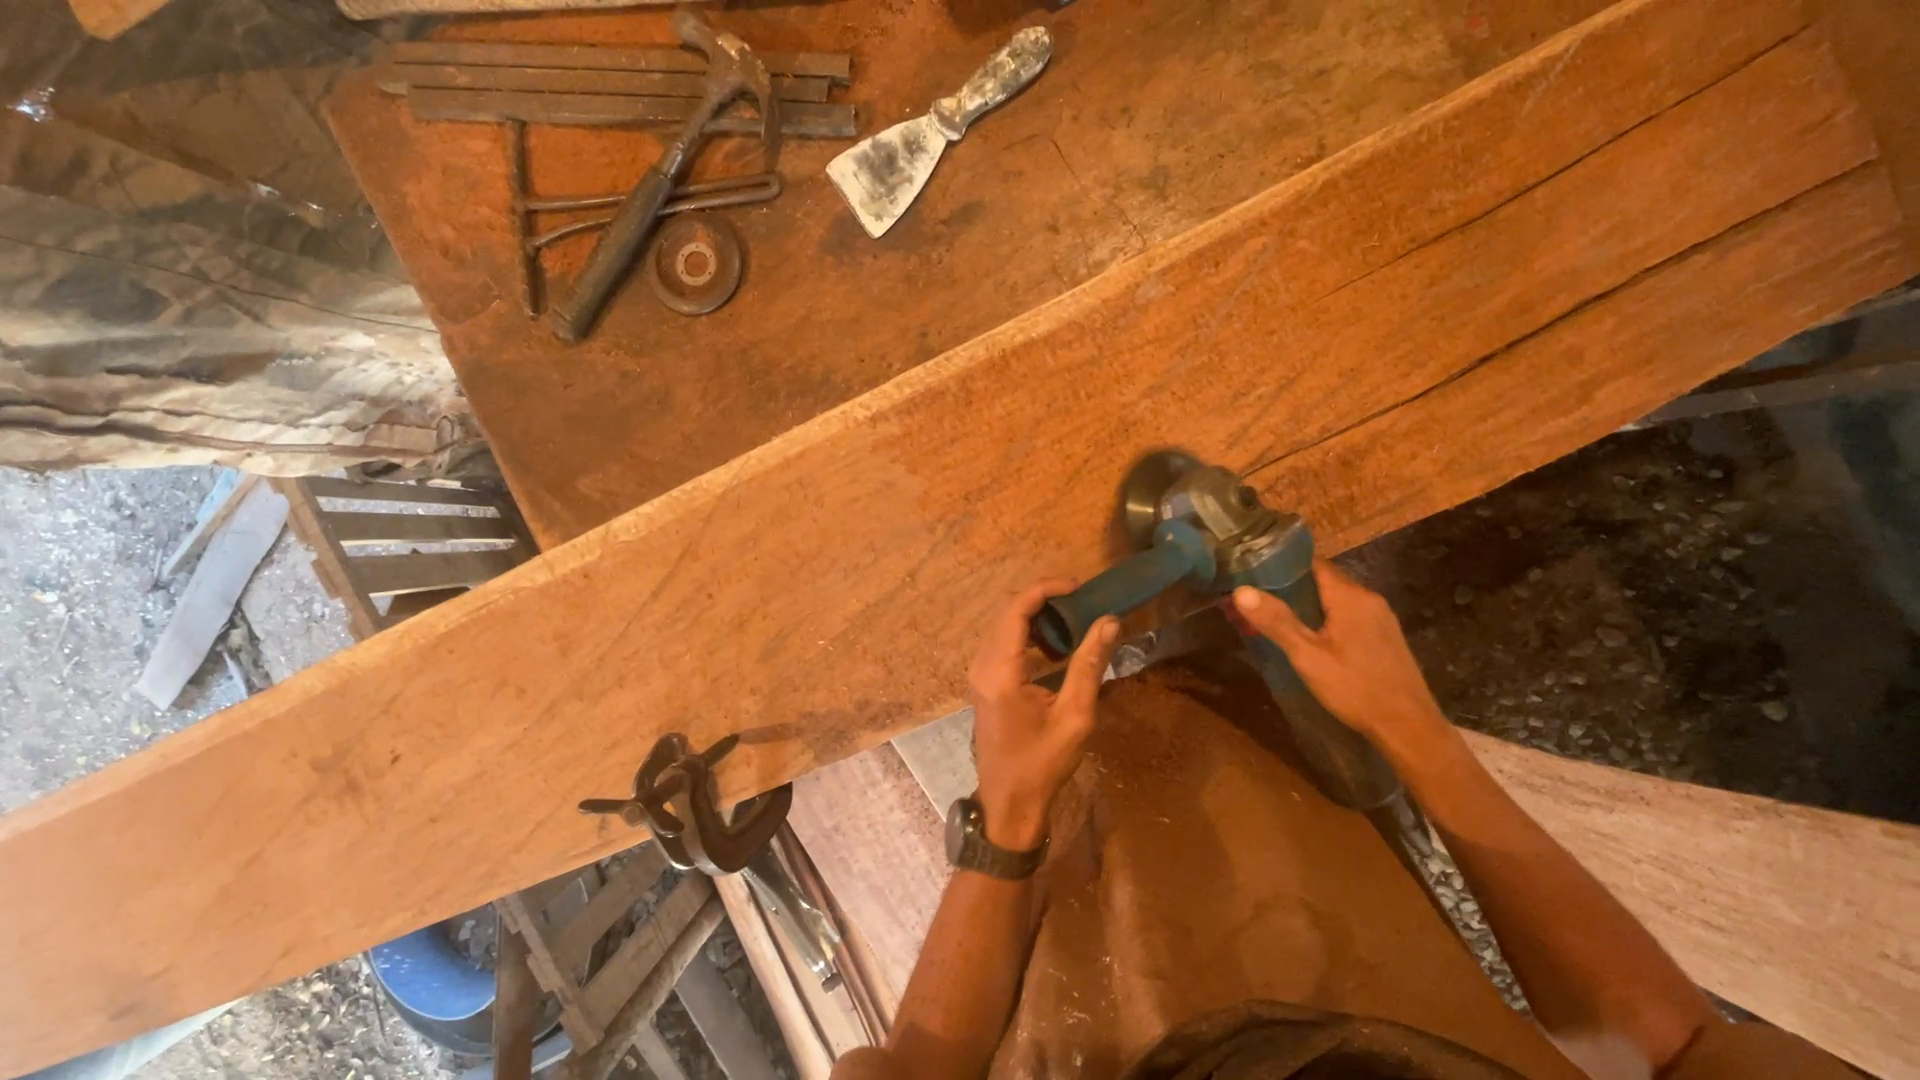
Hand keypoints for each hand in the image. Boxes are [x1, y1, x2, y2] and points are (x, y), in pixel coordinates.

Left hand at [967, 581, 1120, 850]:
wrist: (1010, 804)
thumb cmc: (1043, 764)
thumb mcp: (1075, 716)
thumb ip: (1089, 665)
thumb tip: (1109, 621)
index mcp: (1000, 671)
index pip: (1016, 610)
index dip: (1045, 589)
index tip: (1077, 586)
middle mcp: (982, 666)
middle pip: (1007, 614)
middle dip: (1043, 600)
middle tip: (1081, 601)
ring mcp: (979, 676)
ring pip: (1003, 628)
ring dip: (1036, 618)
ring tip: (1073, 622)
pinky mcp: (984, 685)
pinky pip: (1003, 645)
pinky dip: (1028, 637)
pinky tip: (1056, 648)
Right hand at [1231, 560, 1453, 757]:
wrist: (1408, 726)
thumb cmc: (1354, 688)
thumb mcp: (1308, 656)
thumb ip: (1277, 621)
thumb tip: (1241, 590)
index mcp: (1350, 596)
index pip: (1313, 562)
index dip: (1282, 564)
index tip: (1255, 572)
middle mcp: (1369, 598)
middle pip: (1326, 579)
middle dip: (1293, 586)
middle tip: (1261, 600)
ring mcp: (1382, 617)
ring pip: (1339, 598)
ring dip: (1312, 604)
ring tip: (1281, 619)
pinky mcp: (1387, 636)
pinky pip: (1351, 615)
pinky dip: (1330, 618)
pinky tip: (1315, 639)